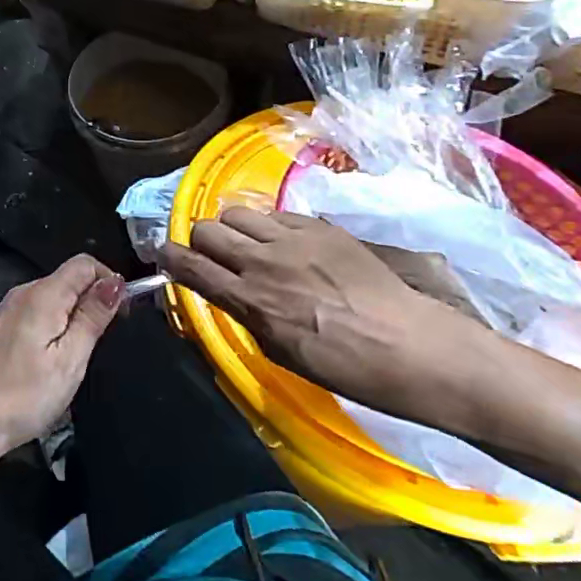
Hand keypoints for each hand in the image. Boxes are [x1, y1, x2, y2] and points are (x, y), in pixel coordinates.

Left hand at [0, 255, 123, 479]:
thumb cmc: (23, 394)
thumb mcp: (69, 360)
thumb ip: (92, 317)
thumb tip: (115, 282)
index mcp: (42, 294)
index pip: (84, 263)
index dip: (109, 280)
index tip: (122, 313)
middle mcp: (23, 292)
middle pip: (68, 279)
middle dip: (93, 300)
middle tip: (103, 342)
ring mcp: (9, 309)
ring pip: (54, 297)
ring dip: (74, 315)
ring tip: (79, 356)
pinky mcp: (1, 327)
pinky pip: (38, 312)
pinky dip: (55, 325)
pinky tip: (54, 357)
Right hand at [158, 207, 485, 423]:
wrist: (417, 348)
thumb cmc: (348, 367)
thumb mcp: (282, 352)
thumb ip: (246, 315)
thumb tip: (228, 293)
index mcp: (251, 301)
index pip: (190, 265)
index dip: (169, 257)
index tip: (163, 254)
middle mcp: (263, 262)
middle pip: (205, 228)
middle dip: (200, 240)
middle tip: (213, 254)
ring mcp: (293, 238)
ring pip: (236, 213)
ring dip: (233, 229)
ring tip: (250, 245)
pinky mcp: (320, 227)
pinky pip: (275, 214)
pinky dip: (269, 227)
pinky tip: (286, 244)